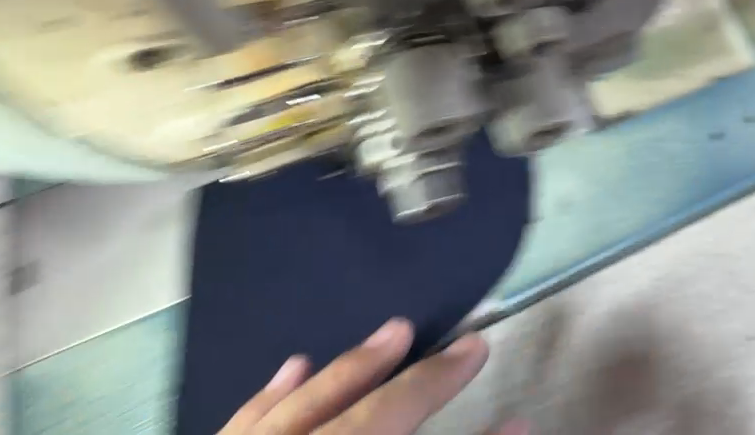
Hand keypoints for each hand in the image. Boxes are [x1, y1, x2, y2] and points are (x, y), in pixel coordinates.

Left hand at [219, 318, 524, 434]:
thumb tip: (512, 428)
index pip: (399, 434)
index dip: (470, 430)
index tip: (520, 410)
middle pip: (364, 427)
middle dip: (420, 384)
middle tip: (468, 344)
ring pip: (296, 418)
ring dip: (352, 371)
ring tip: (393, 330)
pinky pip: (235, 432)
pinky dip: (265, 398)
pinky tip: (294, 365)